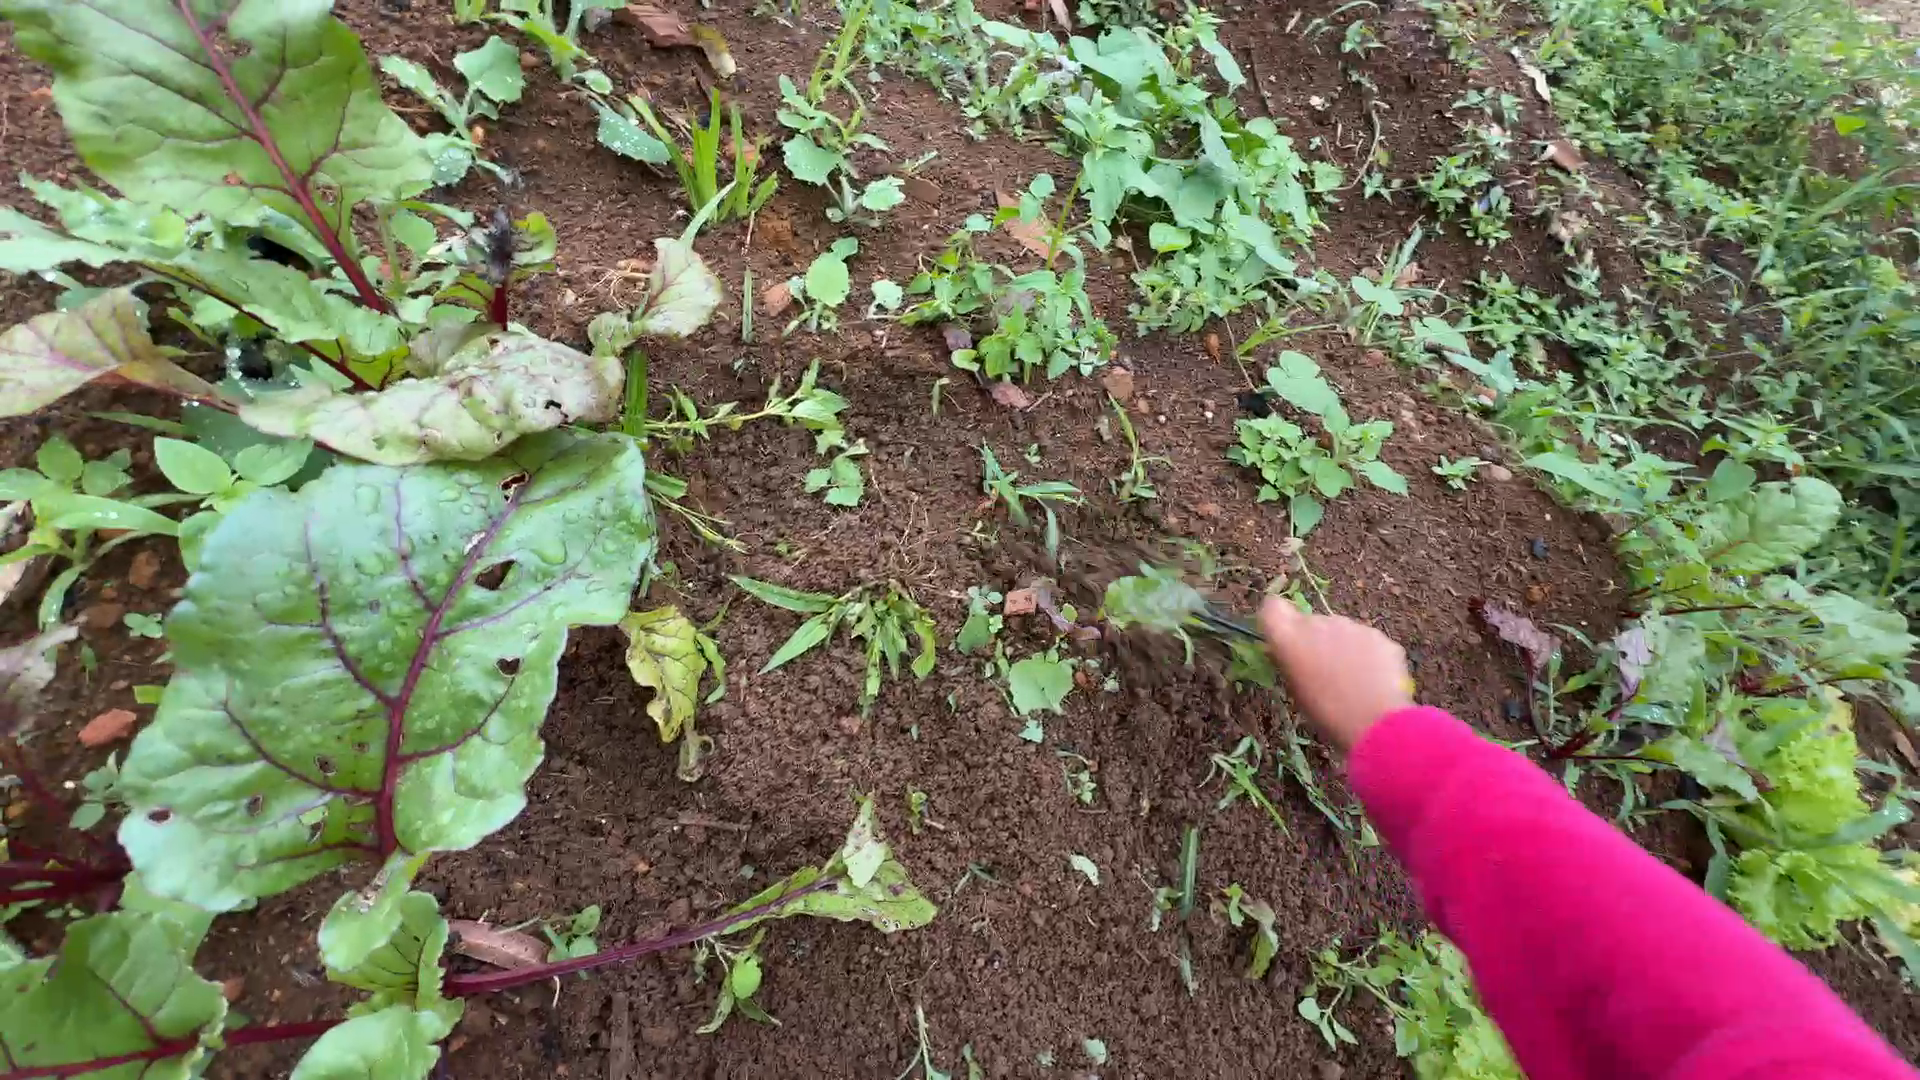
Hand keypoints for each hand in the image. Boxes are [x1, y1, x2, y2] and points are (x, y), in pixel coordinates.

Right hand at [1259, 596, 1412, 752]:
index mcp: (1288, 637)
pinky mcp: (1376, 635)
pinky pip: (1365, 639)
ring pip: (1339, 629)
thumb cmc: (1325, 712)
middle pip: (1309, 620)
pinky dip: (1366, 653)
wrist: (1375, 723)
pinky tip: (1371, 679)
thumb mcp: (1294, 688)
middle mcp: (1316, 623)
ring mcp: (1350, 626)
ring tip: (1351, 677)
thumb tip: (1285, 651)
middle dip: (1313, 637)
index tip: (1282, 633)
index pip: (1272, 607)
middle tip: (1321, 666)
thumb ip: (1288, 661)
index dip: (1277, 617)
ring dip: (1340, 645)